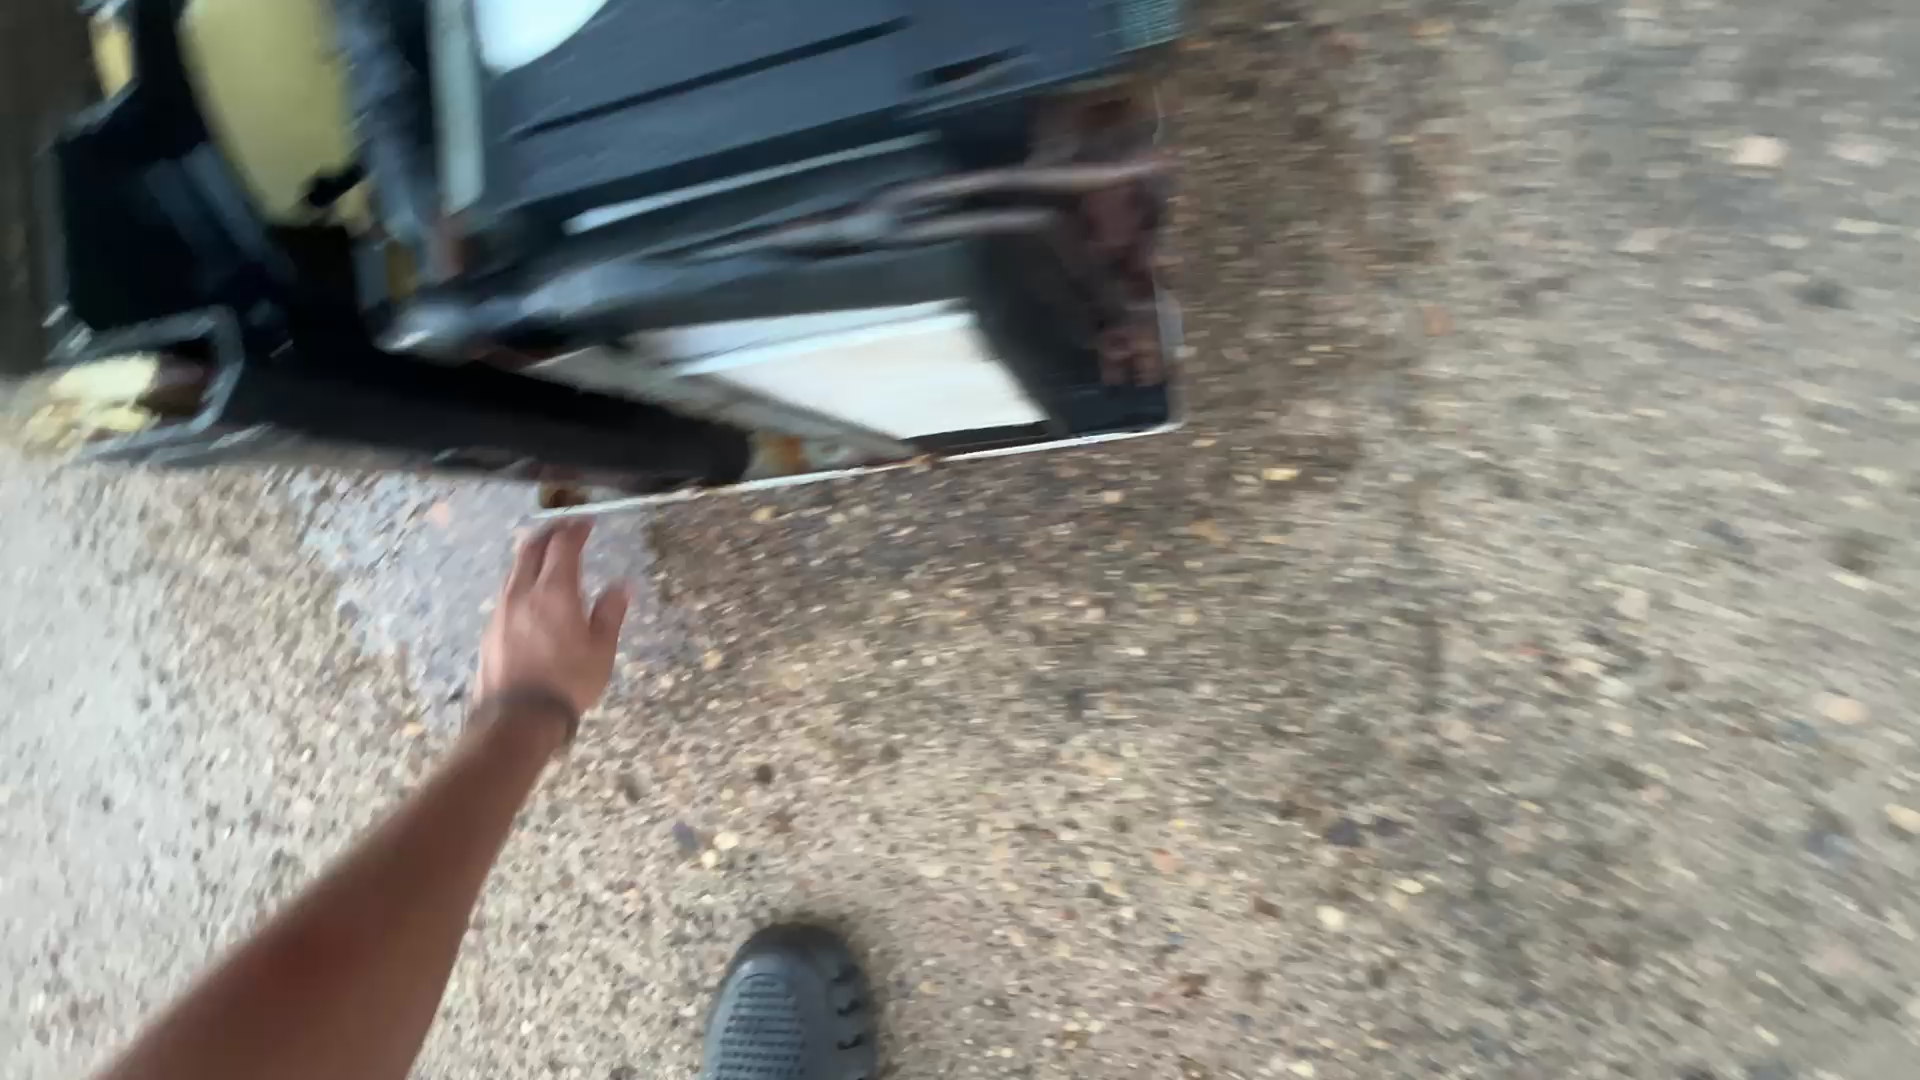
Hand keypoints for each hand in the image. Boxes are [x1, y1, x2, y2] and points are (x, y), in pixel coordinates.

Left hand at [476, 520, 630, 718]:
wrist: (518, 717)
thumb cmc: (569, 680)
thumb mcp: (602, 648)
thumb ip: (610, 612)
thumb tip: (621, 586)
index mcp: (555, 592)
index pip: (563, 547)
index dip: (575, 530)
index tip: (587, 522)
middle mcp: (523, 593)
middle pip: (530, 549)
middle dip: (548, 533)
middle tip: (565, 527)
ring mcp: (502, 610)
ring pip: (515, 569)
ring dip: (532, 554)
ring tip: (548, 555)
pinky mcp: (492, 629)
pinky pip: (508, 590)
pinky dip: (523, 578)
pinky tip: (533, 592)